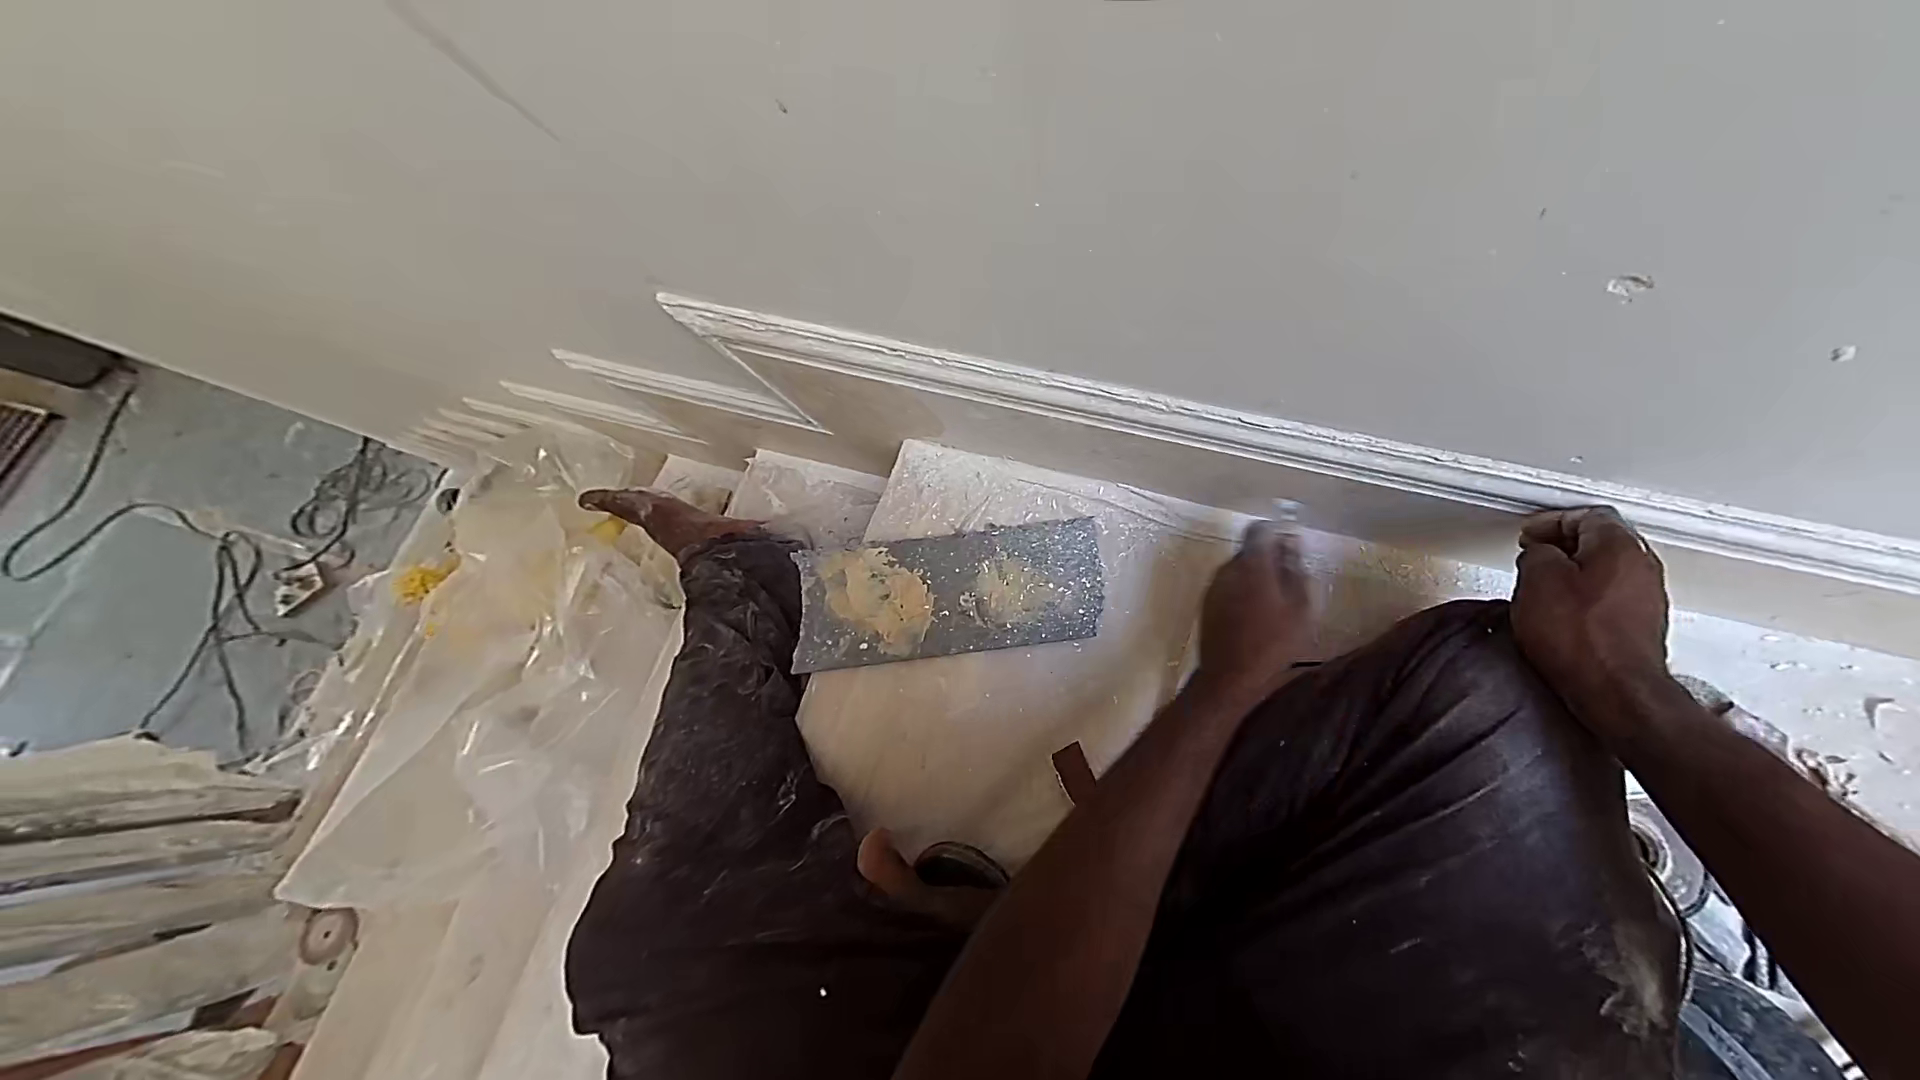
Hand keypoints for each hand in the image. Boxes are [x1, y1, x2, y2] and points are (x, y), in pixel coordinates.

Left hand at [1194, 520, 1315, 698]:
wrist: (1230, 674)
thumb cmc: (1273, 643)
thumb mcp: (1300, 607)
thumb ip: (1295, 569)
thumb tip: (1292, 542)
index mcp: (1251, 564)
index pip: (1260, 529)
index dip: (1277, 531)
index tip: (1291, 542)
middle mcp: (1227, 568)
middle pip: (1249, 549)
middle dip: (1269, 556)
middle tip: (1290, 576)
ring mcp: (1213, 585)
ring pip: (1238, 568)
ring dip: (1256, 574)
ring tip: (1276, 599)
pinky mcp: (1207, 601)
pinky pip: (1229, 585)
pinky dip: (1243, 589)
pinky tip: (1256, 611)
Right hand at [1511, 506, 1672, 724]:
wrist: (1612, 688)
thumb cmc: (1575, 635)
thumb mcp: (1536, 580)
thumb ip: (1538, 554)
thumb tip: (1542, 553)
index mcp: (1620, 548)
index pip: (1588, 516)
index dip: (1551, 520)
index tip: (1528, 532)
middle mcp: (1643, 567)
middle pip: (1603, 539)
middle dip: (1566, 540)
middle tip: (1534, 548)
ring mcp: (1647, 597)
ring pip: (1607, 566)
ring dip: (1575, 566)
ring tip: (1542, 577)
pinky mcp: (1640, 623)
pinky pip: (1610, 592)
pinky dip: (1584, 589)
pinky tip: (1561, 605)